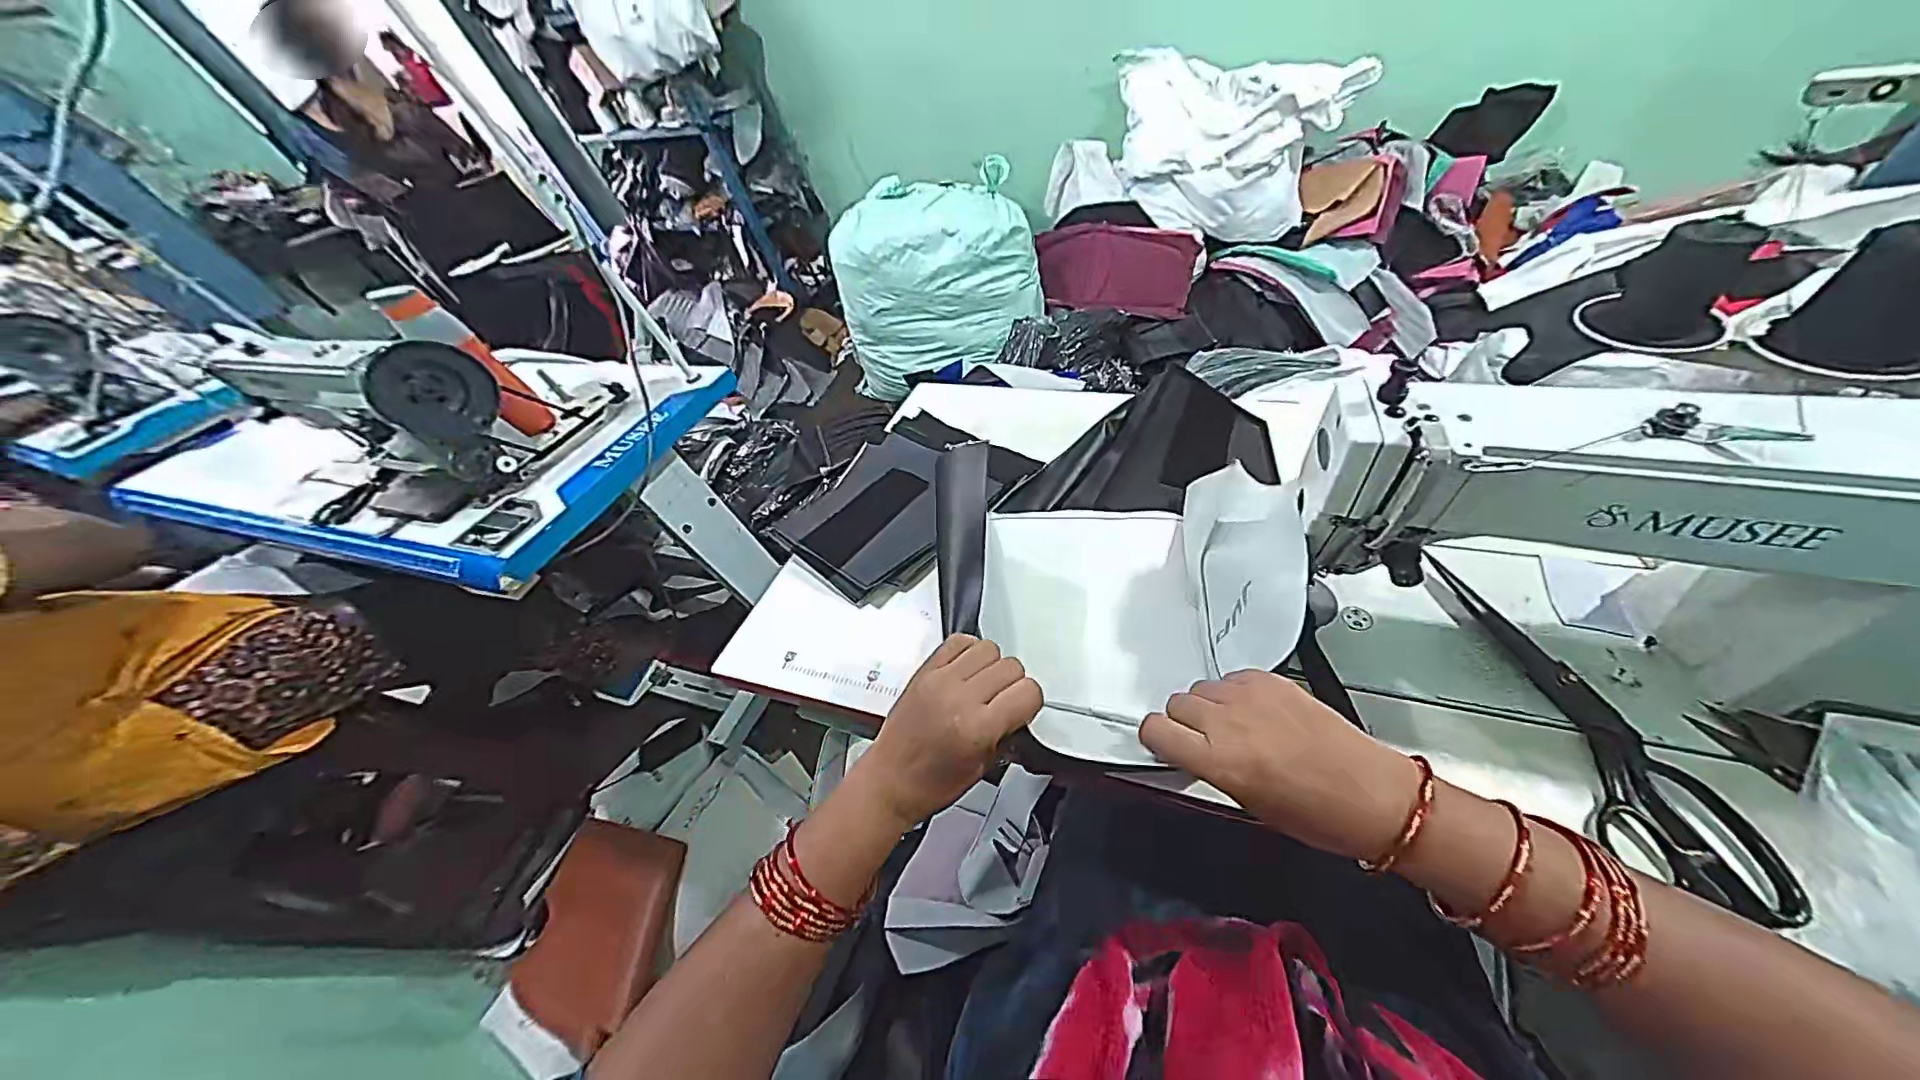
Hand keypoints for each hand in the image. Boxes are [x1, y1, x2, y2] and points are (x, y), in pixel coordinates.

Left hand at [850, 635, 1042, 827]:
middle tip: (1003, 702)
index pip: (1028, 691)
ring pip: (988, 648)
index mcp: (977, 728)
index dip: (1031, 702)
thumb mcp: (984, 767)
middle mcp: (958, 698)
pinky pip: (958, 642)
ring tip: (983, 686)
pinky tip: (966, 671)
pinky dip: (968, 651)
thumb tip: (1022, 709)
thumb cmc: (930, 782)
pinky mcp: (925, 671)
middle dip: (1014, 685)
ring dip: (992, 665)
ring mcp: (939, 681)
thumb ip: (1008, 732)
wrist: (890, 779)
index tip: (1023, 710)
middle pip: (1011, 667)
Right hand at [1139, 670, 1422, 859]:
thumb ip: (1207, 767)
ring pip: (1202, 687)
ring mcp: (1252, 697)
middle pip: (1176, 703)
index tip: (1165, 742)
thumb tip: (1186, 750)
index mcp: (1219, 760)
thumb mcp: (1246, 802)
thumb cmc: (1319, 813)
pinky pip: (1233, 676)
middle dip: (1184, 721)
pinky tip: (1257, 712)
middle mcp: (1230, 723)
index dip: (1157, 737)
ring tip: (1236, 725)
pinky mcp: (1273, 681)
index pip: (1155, 729)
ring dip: (1210, 704)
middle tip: (1206, 739)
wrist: (1374, 797)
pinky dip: (1237, 692)